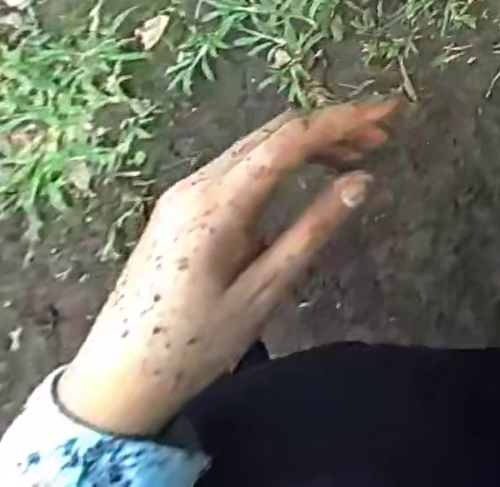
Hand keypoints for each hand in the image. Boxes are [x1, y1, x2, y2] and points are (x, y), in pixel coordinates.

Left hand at [56, 99, 400, 435]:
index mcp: (218, 202)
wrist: (110, 387)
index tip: (388, 111)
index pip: (292, 139)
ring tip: (359, 152)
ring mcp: (188, 189)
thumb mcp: (264, 289)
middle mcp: (200, 182)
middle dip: (335, 124)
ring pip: (263, 142)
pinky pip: (246, 161)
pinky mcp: (185, 202)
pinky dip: (288, 156)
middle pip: (278, 131)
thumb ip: (315, 227)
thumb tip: (364, 181)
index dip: (345, 118)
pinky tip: (313, 171)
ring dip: (313, 138)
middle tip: (382, 135)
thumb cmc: (192, 343)